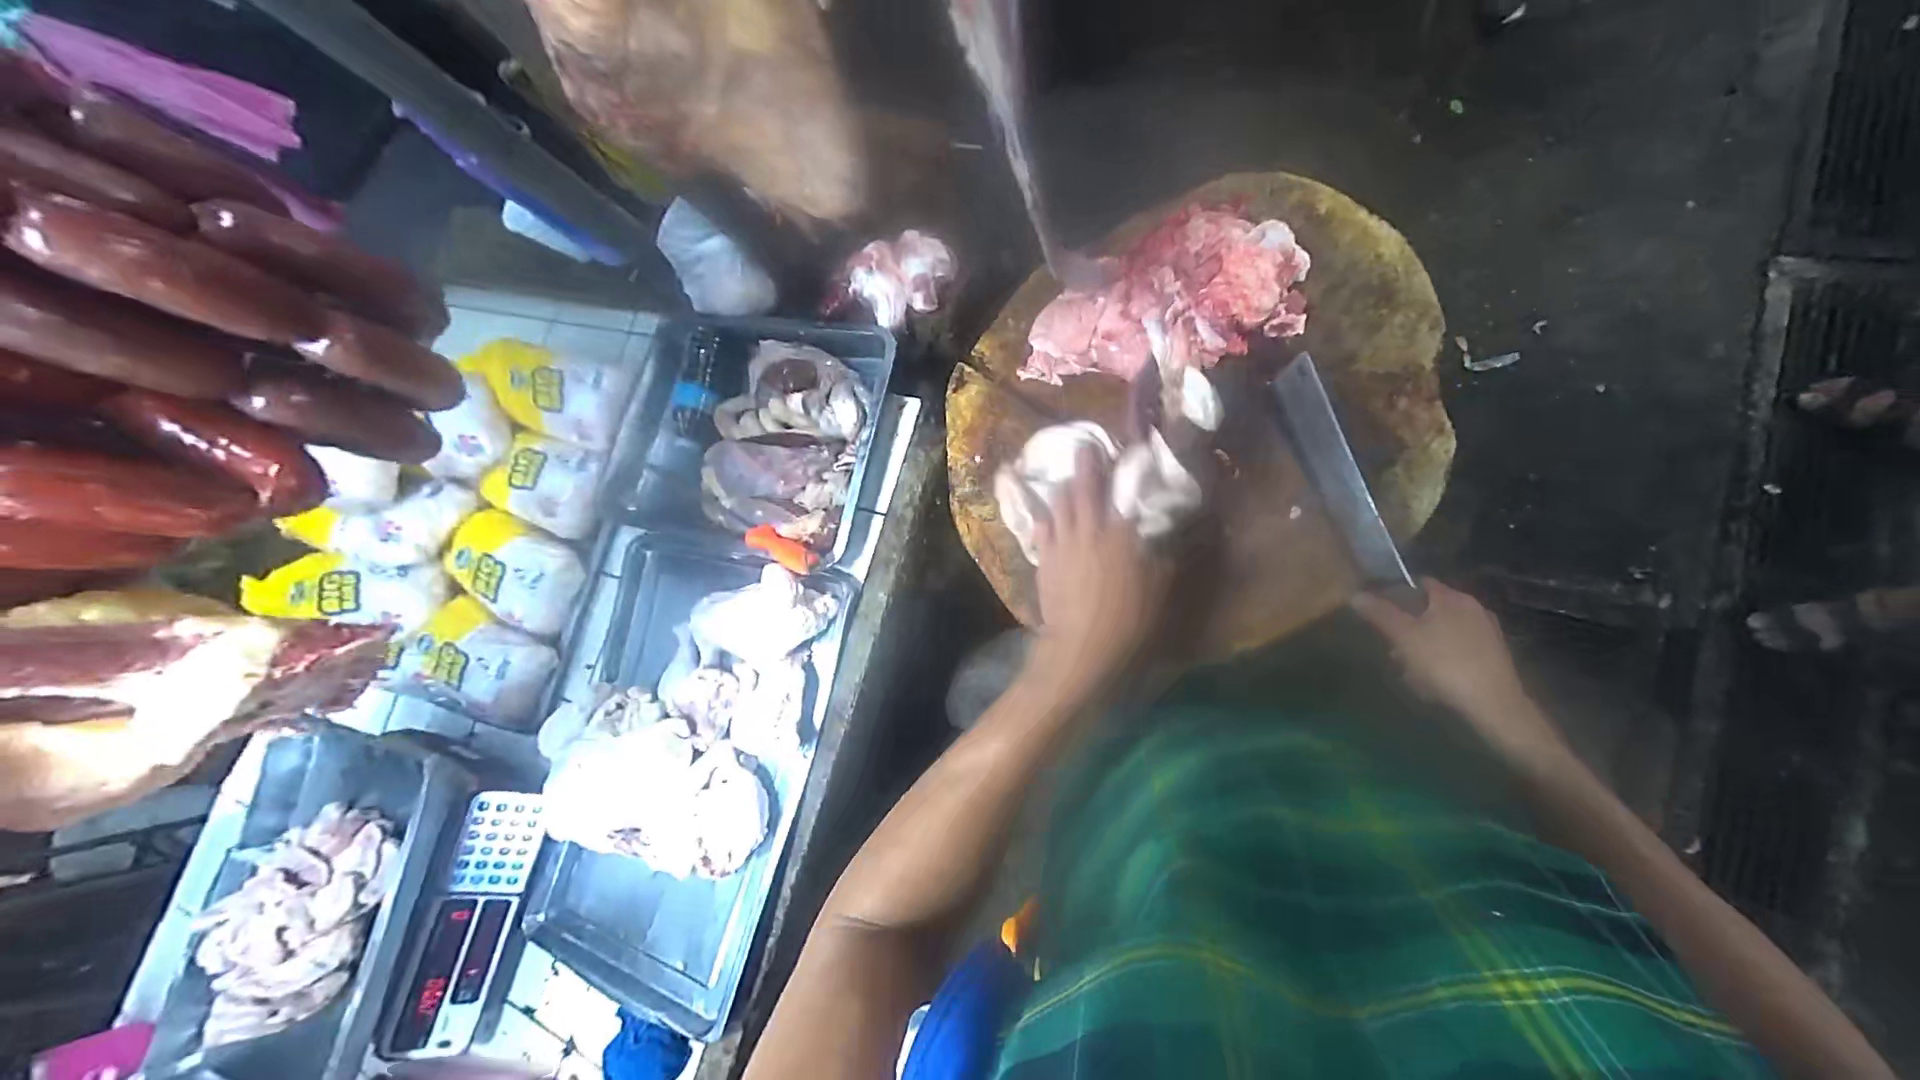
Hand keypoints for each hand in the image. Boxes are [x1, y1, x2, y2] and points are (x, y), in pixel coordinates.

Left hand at [1029, 447, 1171, 692]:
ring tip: (1064, 478)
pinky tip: (1045, 516)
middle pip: (1084, 488)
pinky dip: (1046, 519)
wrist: (1082, 644)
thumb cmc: (1129, 617)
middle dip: (1085, 464)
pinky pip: (1042, 531)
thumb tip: (1167, 529)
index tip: (1127, 450)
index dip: (1126, 468)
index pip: (1124, 490)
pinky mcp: (1045, 561)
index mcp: (1121, 532)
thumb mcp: (1160, 585)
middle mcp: (1088, 529)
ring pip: (1059, 505)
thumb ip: (1164, 552)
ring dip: (1063, 488)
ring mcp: (1062, 543)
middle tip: (1085, 446)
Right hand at [1351, 579, 1566, 759]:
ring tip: (1408, 666)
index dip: (1398, 592)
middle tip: (1391, 644)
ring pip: (1444, 630)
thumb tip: (1356, 595)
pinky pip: (1459, 648)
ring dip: (1424, 642)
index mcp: (1452, 598)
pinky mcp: (1494, 656)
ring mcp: (1488, 632)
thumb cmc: (1443, 663)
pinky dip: (1442, 656)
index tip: (1380, 609)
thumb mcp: (1402, 637)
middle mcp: (1474, 608)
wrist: (1493, 704)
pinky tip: (1433, 677)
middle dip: (1409, 623)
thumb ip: (1379, 613)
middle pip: (1431, 608)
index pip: (1421, 583)